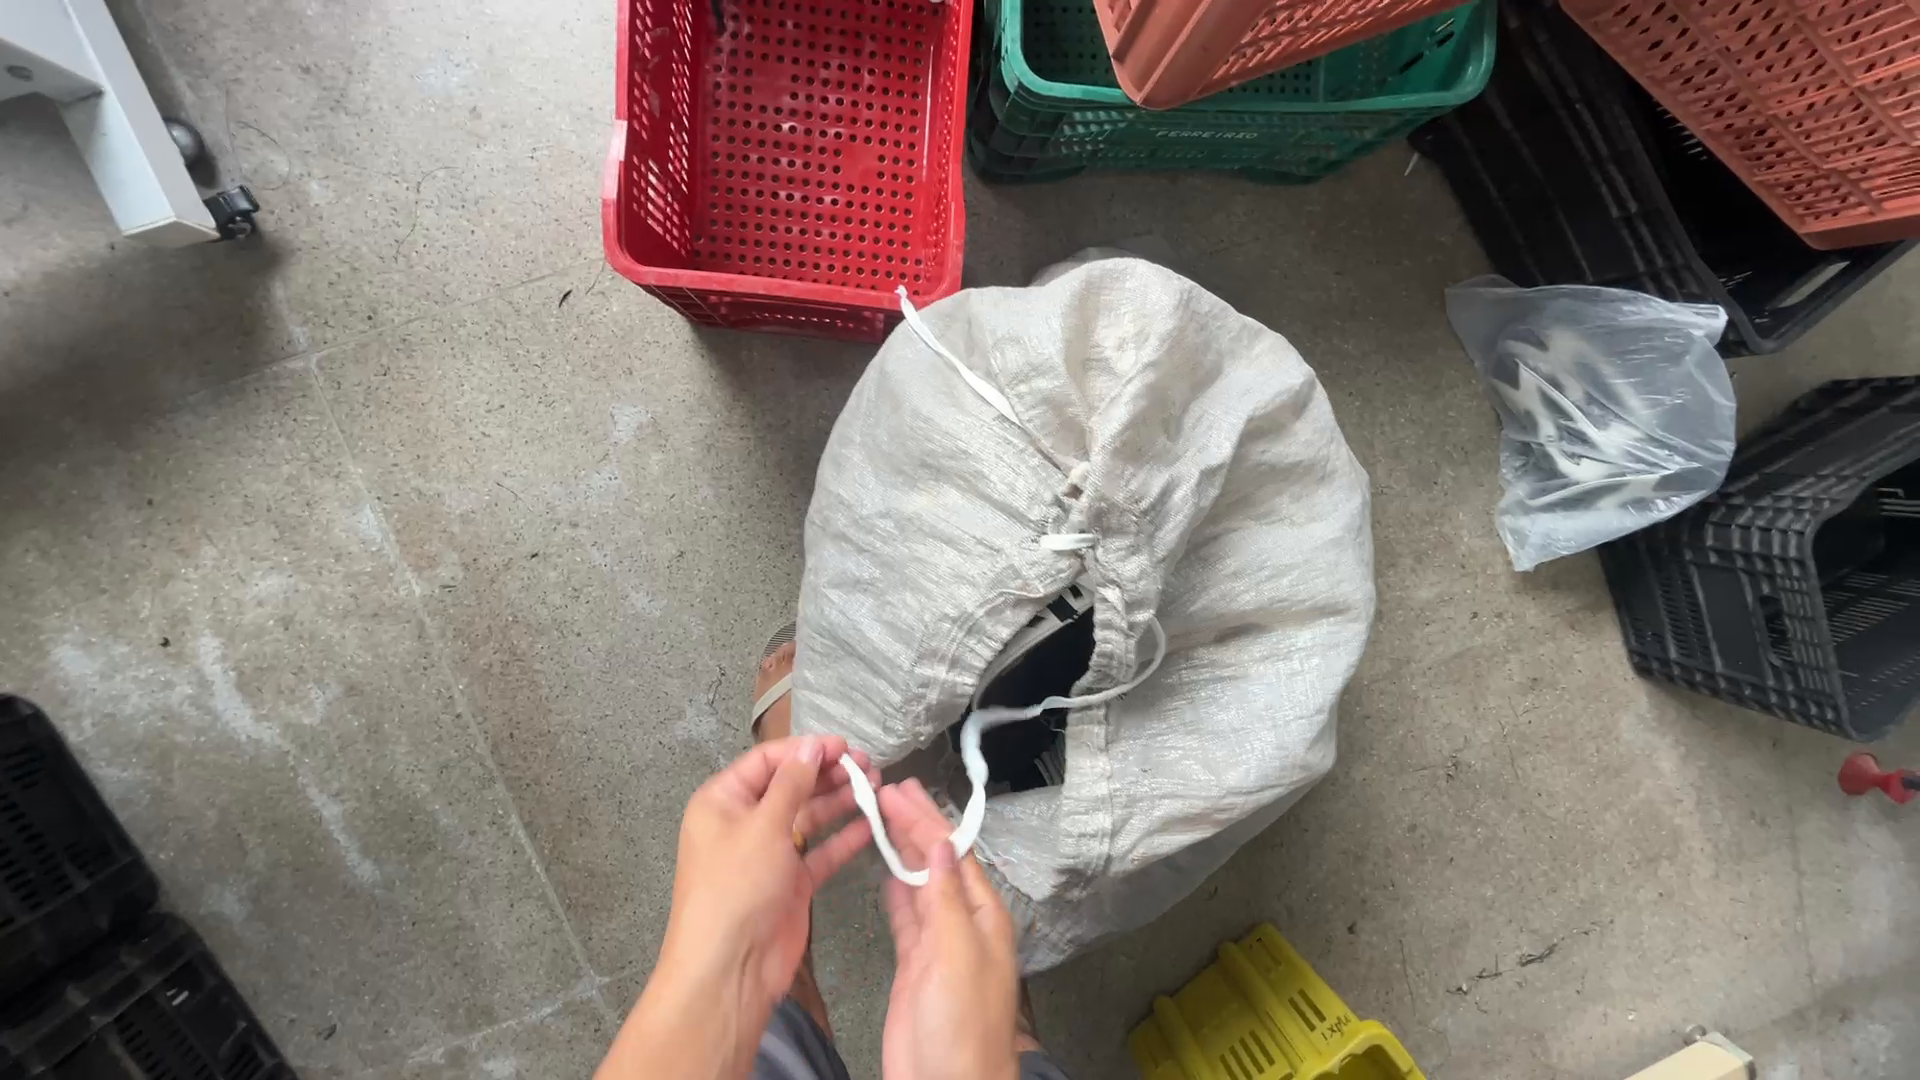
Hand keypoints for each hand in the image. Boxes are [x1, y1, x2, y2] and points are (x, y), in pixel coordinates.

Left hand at [601, 735, 876, 1079]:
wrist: (730, 970)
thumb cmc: (737, 886)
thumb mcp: (764, 825)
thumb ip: (793, 782)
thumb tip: (812, 745)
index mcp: (724, 801)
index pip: (768, 761)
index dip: (805, 750)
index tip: (843, 745)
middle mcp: (745, 822)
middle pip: (792, 786)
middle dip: (828, 773)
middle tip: (867, 764)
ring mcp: (770, 853)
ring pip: (810, 816)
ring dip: (840, 801)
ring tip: (876, 785)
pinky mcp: (791, 881)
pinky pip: (820, 850)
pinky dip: (843, 838)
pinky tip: (871, 824)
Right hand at [879, 779, 1021, 1079]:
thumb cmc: (962, 1024)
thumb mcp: (956, 954)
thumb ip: (946, 898)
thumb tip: (942, 845)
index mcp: (982, 914)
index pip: (953, 852)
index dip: (926, 819)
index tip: (900, 791)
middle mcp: (963, 921)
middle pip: (937, 861)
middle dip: (915, 825)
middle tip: (890, 790)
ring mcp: (938, 943)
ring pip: (919, 883)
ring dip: (903, 850)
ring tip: (884, 817)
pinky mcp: (915, 963)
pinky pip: (906, 915)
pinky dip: (896, 890)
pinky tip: (886, 870)